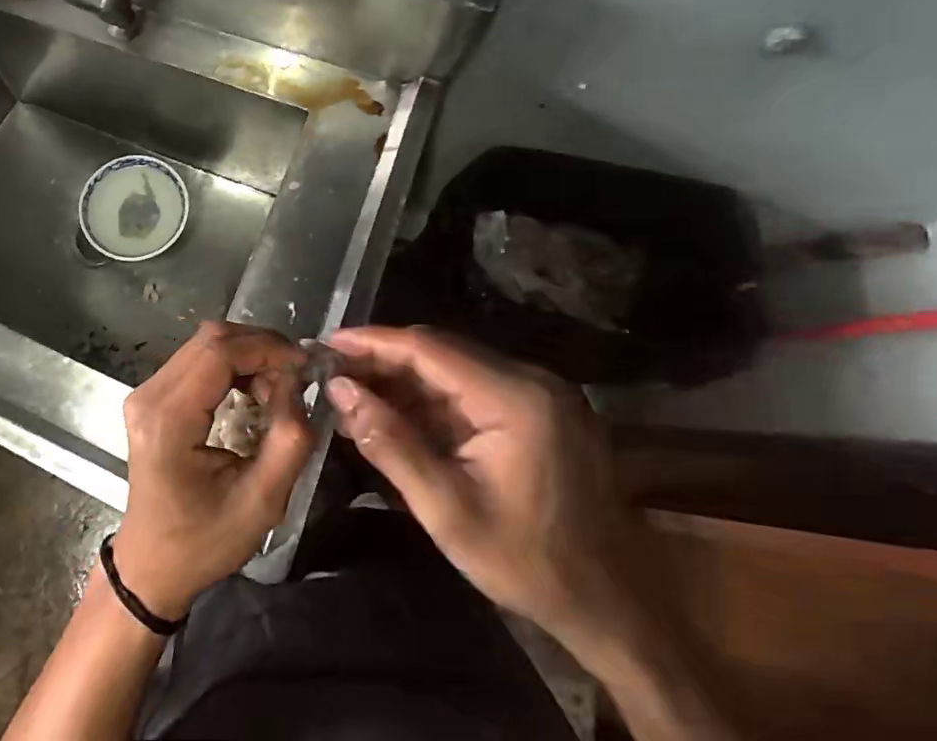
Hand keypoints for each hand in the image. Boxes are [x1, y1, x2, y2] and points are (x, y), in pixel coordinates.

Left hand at [111, 322, 313, 618]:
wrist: (151, 568)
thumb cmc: (203, 541)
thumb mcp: (262, 500)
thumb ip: (290, 437)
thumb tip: (299, 382)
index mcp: (168, 419)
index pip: (220, 351)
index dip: (268, 349)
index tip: (305, 367)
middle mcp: (150, 396)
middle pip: (212, 338)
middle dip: (262, 348)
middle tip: (295, 378)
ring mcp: (146, 394)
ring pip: (207, 344)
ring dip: (250, 356)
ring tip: (277, 388)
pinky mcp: (153, 398)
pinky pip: (199, 360)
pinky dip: (234, 365)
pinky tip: (254, 392)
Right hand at [325, 326, 640, 647]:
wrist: (608, 593)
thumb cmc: (527, 561)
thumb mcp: (447, 509)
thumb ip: (391, 444)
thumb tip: (340, 391)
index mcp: (515, 398)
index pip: (431, 349)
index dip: (374, 342)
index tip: (328, 342)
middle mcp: (531, 379)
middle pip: (443, 353)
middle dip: (384, 359)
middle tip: (332, 371)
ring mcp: (539, 391)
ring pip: (457, 369)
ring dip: (406, 380)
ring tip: (353, 392)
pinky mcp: (539, 408)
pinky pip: (475, 391)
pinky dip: (434, 400)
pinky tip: (397, 412)